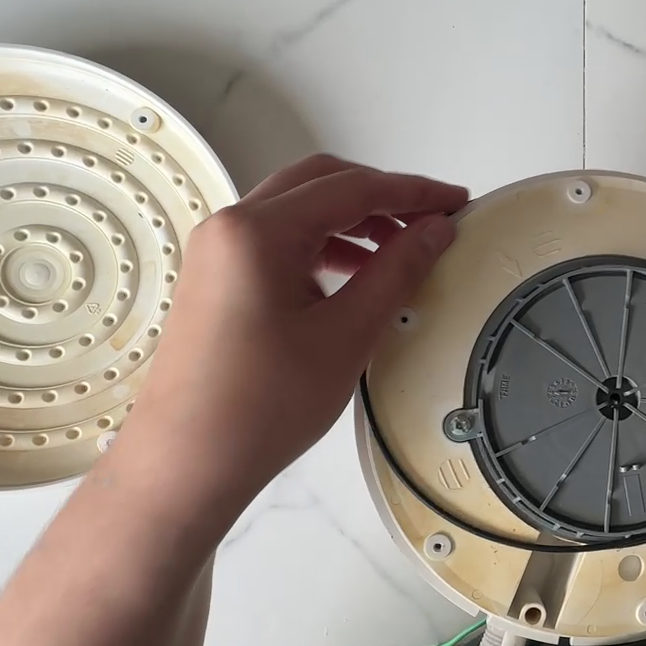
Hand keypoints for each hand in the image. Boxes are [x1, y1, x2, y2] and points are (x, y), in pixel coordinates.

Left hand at [113, 155, 465, 506]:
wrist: (188, 462)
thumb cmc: (268, 401)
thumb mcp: (348, 333)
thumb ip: (398, 270)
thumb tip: (438, 229)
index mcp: (259, 231)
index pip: (351, 188)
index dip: (413, 191)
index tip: (457, 201)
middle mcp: (231, 226)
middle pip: (320, 183)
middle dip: (383, 195)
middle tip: (431, 219)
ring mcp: (218, 251)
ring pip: (299, 210)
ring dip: (355, 219)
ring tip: (402, 249)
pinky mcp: (217, 278)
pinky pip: (280, 241)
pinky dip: (326, 244)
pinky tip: (357, 274)